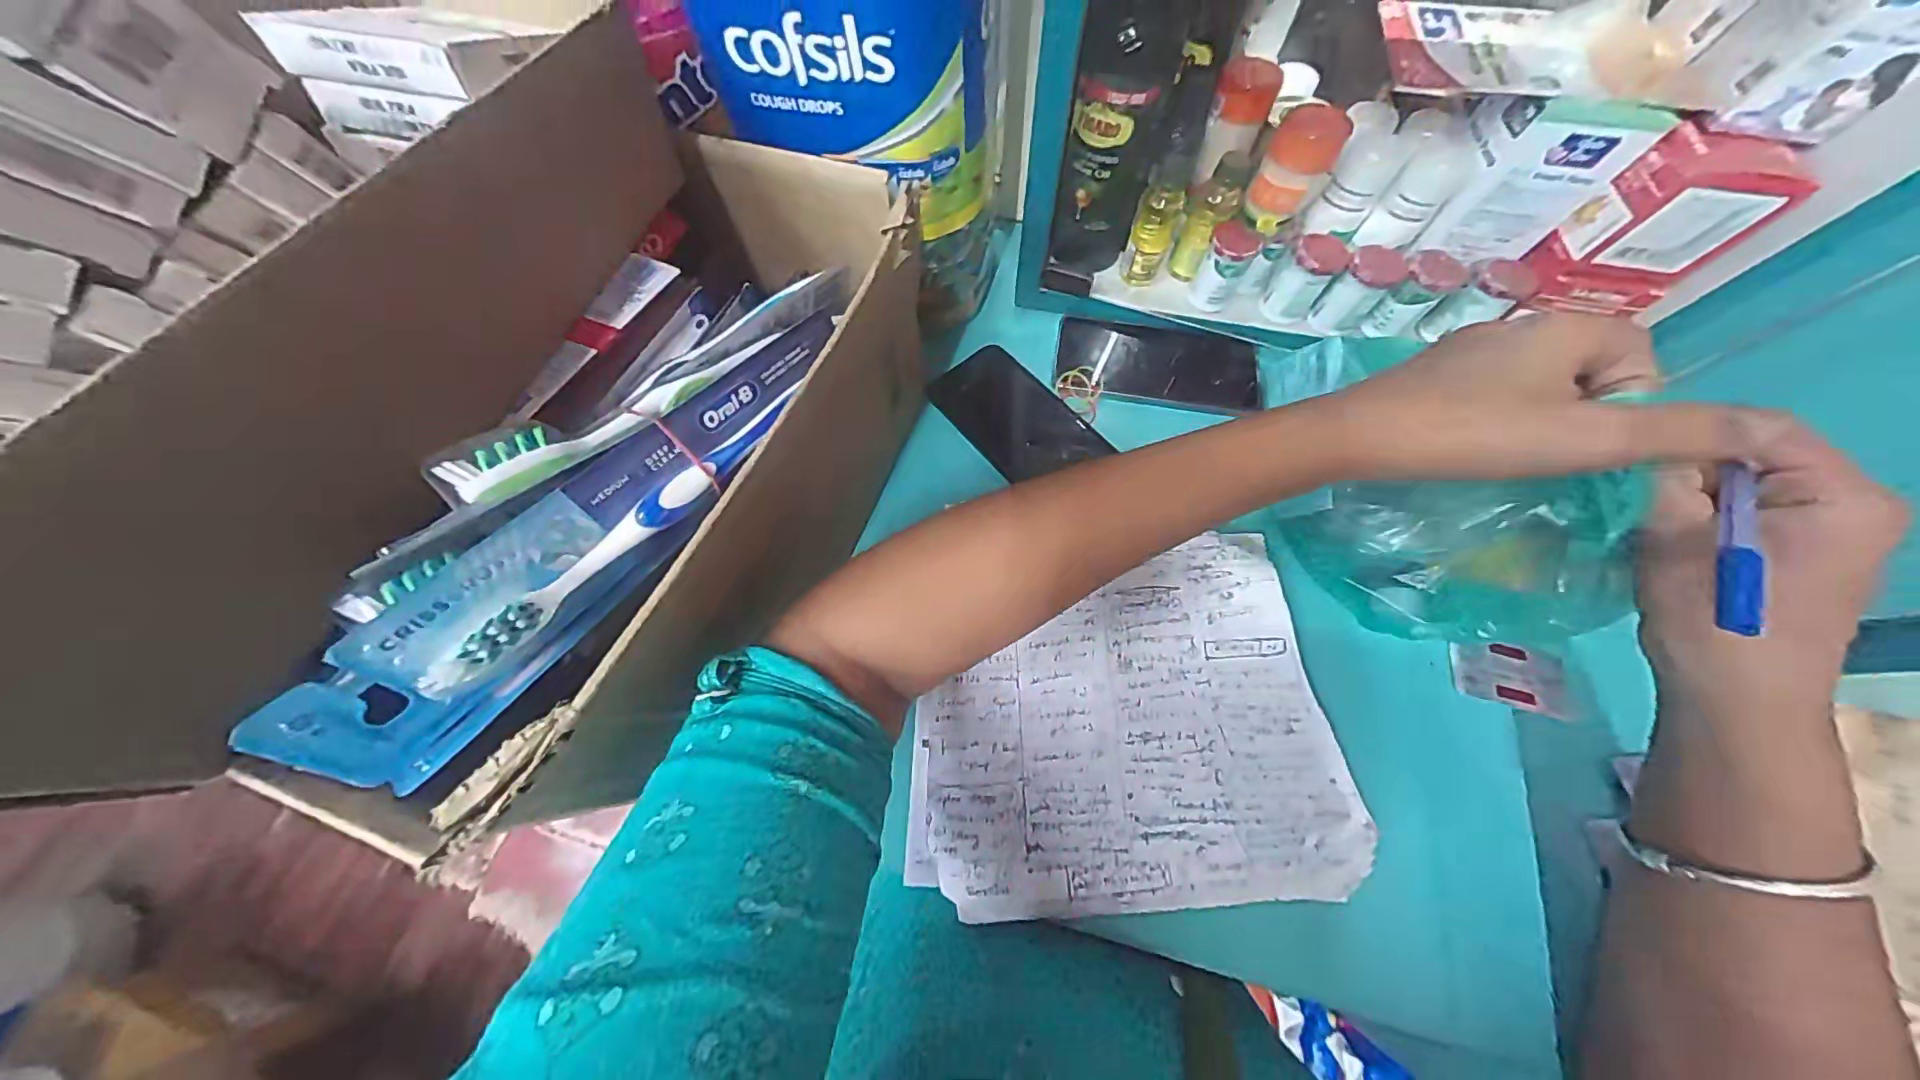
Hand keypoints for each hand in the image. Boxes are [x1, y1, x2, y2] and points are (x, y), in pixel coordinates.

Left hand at [1318, 312, 1761, 480]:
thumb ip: (1673, 433)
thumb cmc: (1470, 434)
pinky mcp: (1430, 376)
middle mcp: (1517, 326)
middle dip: (1580, 419)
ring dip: (1534, 425)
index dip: (1628, 409)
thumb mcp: (1583, 438)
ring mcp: (1466, 350)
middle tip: (1541, 455)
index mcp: (1565, 325)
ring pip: (1535, 389)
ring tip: (1500, 455)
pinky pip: (1488, 397)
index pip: (1641, 359)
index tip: (1583, 444)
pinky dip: (1490, 422)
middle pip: (1588, 374)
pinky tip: (1466, 445)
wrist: (1357, 436)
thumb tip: (1759, 430)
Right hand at [1638, 421, 1909, 721]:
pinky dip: (1695, 519)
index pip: (1763, 429)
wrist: (1737, 703)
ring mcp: (1827, 534)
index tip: (1622, 446)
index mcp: (1844, 496)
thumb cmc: (1715, 621)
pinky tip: (1660, 538)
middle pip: (1752, 457)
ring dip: (1682, 496)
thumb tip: (1638, 442)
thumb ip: (1664, 482)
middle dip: (1682, 468)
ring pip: (1739, 487)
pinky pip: (1741, 515)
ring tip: (1634, 514)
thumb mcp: (1676, 541)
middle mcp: (1852, 506)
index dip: (1688, 430)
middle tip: (1622, 487)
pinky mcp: (1796, 556)